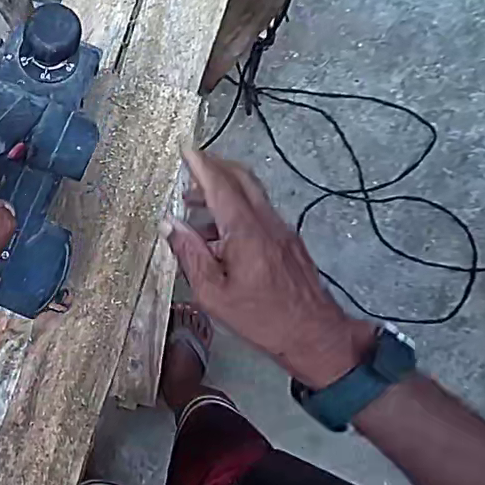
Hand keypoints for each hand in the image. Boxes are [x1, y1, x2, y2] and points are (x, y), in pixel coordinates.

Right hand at [163, 148, 377, 387]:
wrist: (314, 334)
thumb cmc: (261, 319)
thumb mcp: (213, 293)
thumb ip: (190, 254)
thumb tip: (170, 225)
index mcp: (245, 231)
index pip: (219, 185)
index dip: (200, 164)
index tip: (185, 150)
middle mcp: (266, 222)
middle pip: (241, 178)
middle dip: (215, 167)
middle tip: (190, 168)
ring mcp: (281, 230)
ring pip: (252, 194)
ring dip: (225, 189)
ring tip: (196, 203)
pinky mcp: (288, 241)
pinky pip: (259, 212)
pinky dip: (237, 207)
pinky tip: (220, 231)